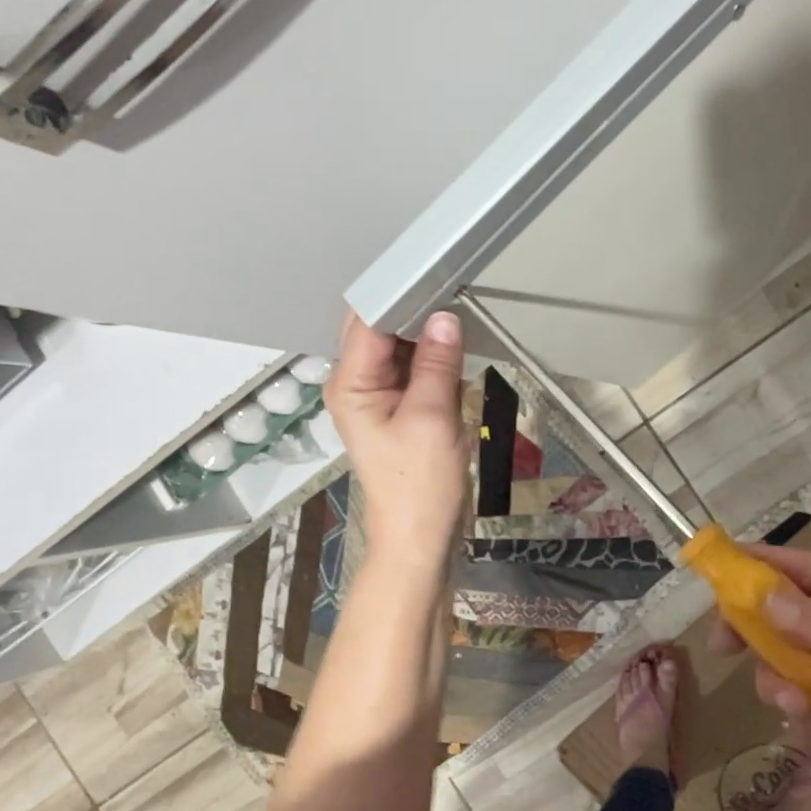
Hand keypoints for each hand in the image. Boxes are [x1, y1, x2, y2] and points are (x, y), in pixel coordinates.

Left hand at [326, 310, 469, 567]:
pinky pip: (414, 372)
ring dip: (427, 336)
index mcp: (350, 385)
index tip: (434, 273)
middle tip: (453, 288)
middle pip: (380, 331)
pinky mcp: (401, 412)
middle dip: (414, 311)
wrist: (422, 537)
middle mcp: (357, 386)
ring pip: (399, 349)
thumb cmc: (420, 485)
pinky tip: (456, 349)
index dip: (399, 295)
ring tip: (460, 312)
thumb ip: (437, 364)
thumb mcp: (433, 418)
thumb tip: (445, 318)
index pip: (368, 321)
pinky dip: (434, 361)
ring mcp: (378, 399)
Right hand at [713, 545, 810, 783]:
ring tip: (797, 705)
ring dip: (783, 685)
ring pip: (784, 665)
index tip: (722, 569)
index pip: (806, 569)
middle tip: (723, 646)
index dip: (764, 566)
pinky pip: (801, 704)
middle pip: (784, 617)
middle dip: (757, 634)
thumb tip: (765, 599)